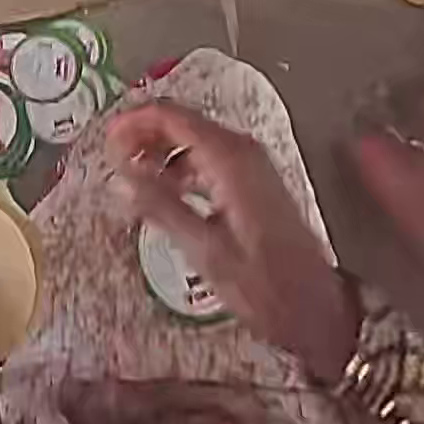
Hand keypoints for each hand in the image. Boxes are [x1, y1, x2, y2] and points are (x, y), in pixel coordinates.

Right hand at [108, 101, 355, 381]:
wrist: (316, 307)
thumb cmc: (262, 284)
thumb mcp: (204, 250)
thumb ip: (161, 206)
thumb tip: (121, 175)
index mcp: (229, 158)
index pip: (172, 116)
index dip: (135, 121)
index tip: (107, 138)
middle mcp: (241, 148)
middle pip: (182, 120)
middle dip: (144, 132)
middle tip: (113, 156)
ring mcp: (249, 160)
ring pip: (193, 135)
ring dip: (160, 147)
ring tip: (131, 173)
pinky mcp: (251, 176)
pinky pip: (207, 154)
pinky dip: (180, 162)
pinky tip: (165, 188)